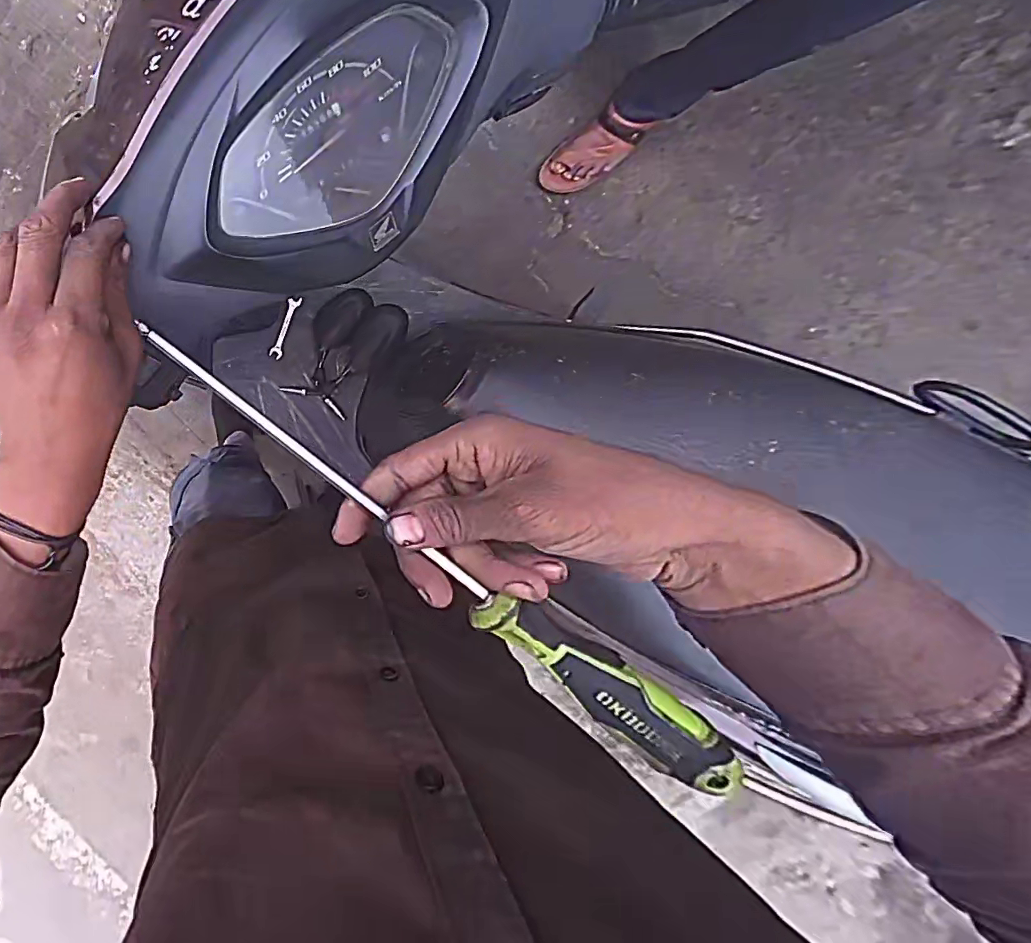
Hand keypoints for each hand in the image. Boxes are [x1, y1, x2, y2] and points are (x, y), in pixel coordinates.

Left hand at [0, 178, 142, 565]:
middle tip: (76, 192)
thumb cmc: (92, 414)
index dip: (103, 227)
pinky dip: (6, 266)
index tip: (111, 223)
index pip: (86, 250)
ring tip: (48, 227)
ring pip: (3, 248)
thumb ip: (117, 296)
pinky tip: (25, 270)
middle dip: (61, 201)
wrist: (47, 455)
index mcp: (71, 325)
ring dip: (28, 228)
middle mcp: (26, 319)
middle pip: (37, 233)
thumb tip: (115, 252)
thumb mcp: (125, 355)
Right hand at [331, 415, 857, 609]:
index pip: (400, 469)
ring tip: (528, 578)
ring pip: (456, 540)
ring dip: (486, 568)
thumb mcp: (524, 512)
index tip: (346, 533)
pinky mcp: (514, 521)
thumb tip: (397, 526)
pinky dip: (507, 570)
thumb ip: (452, 521)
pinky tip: (541, 572)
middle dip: (443, 555)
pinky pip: (485, 550)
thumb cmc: (617, 498)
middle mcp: (480, 464)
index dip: (368, 500)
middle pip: (426, 514)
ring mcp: (497, 494)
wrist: (684, 532)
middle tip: (443, 590)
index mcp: (476, 442)